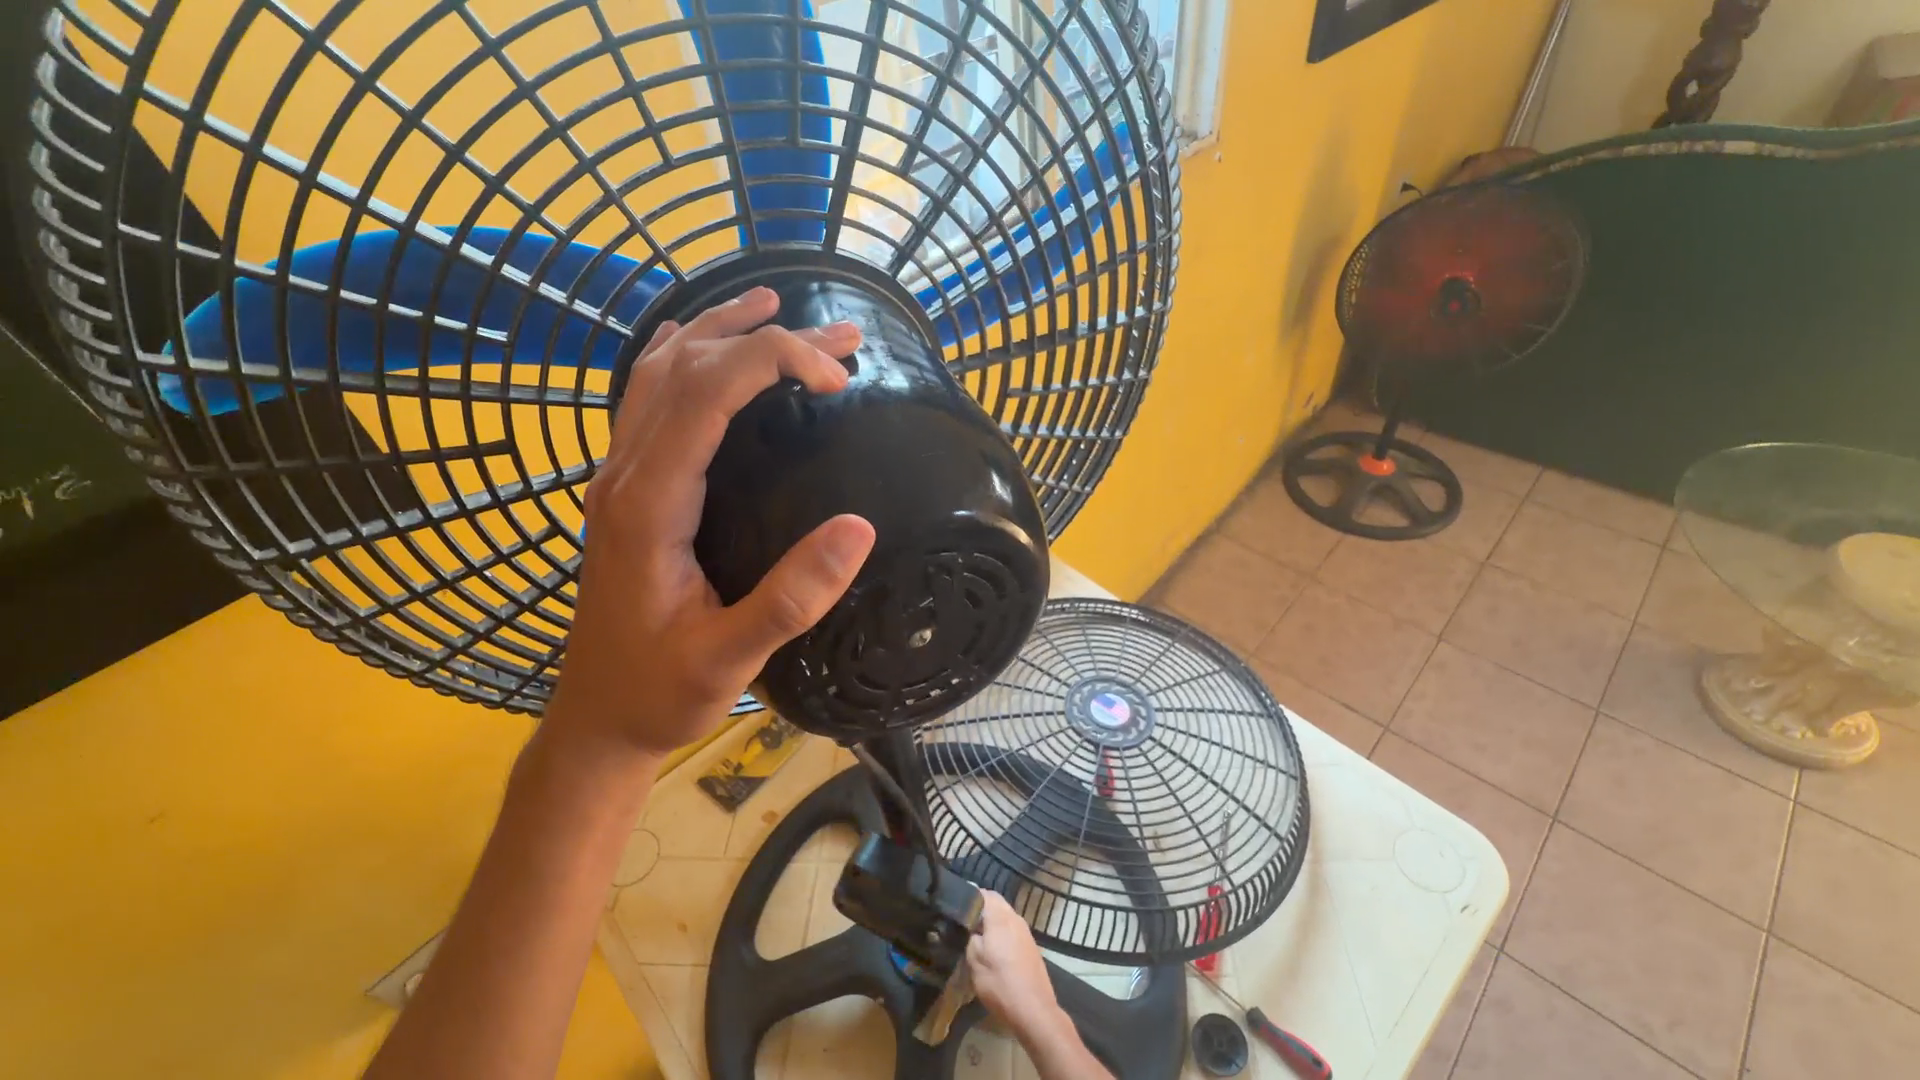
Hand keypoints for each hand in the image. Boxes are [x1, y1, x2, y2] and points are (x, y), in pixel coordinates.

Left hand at [550, 287, 876, 761]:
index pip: (709, 393)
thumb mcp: (728, 658)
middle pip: (688, 367)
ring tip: (773, 303)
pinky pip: (646, 400)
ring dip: (720, 331)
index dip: (775, 361)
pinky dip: (681, 358)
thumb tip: (861, 528)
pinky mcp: (624, 492)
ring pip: (660, 373)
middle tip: (844, 339)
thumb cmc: (658, 693)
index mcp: (648, 503)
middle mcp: (625, 475)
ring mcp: (617, 479)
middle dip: (767, 336)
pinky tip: (696, 346)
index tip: (839, 378)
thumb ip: (790, 597)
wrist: (595, 722)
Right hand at [968, 890, 1061, 1036]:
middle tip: (963, 925)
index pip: (985, 893)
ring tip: (975, 938)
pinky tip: (993, 951)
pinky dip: (1001, 935)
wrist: (1034, 1009)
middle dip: (980, 911)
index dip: (969, 897)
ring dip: (991, 923)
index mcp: (1001, 918)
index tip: (956, 908)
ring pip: (1005, 918)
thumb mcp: (974, 961)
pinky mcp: (1031, 947)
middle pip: (996, 904)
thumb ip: (970, 937)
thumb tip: (970, 928)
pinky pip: (1012, 931)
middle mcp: (1016, 919)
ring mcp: (1026, 933)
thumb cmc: (1000, 983)